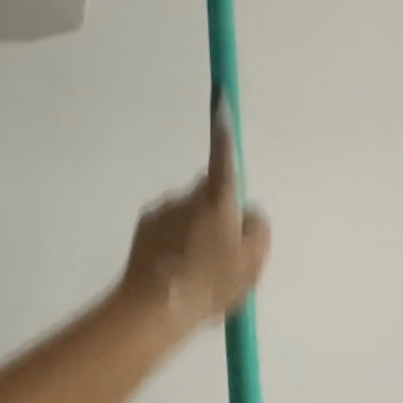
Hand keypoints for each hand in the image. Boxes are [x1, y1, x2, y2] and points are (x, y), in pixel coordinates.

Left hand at [118, 94, 270, 325]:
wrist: (155, 307)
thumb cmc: (211, 285)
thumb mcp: (252, 264)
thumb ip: (257, 230)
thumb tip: (249, 212)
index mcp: (217, 198)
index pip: (224, 153)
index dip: (224, 125)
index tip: (220, 95)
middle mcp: (188, 194)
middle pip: (209, 191)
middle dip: (215, 211)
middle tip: (222, 251)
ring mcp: (163, 208)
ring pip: (187, 212)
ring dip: (193, 230)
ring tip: (197, 271)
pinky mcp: (145, 225)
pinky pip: (167, 226)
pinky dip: (174, 241)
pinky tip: (177, 270)